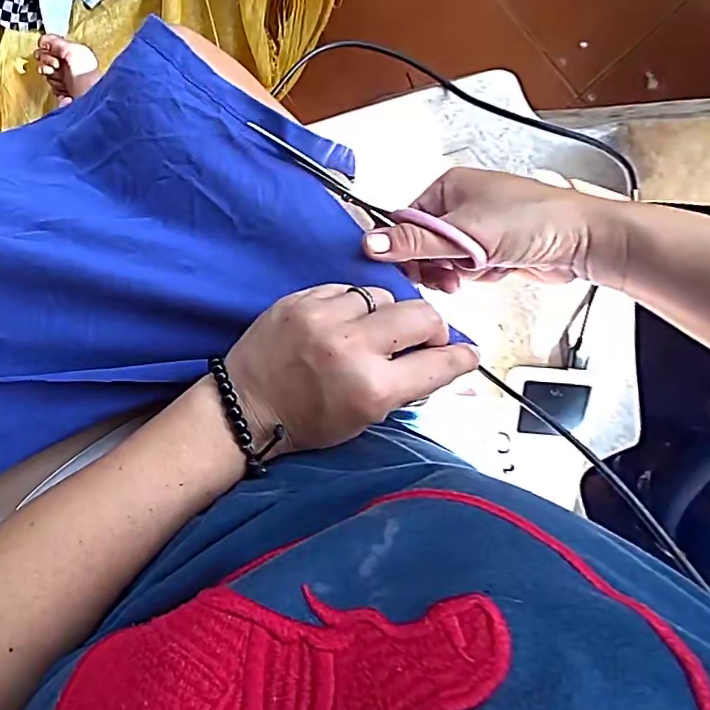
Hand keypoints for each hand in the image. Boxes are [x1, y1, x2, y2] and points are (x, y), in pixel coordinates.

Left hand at [223, 284, 479, 455]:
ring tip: (369, 331)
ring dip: (385, 313)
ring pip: (382, 295)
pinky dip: (350, 304)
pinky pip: (345, 289)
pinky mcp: (299, 300)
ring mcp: (322, 318)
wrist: (244, 405)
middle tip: (423, 337)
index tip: (465, 353)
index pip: (439, 363)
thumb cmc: (305, 421)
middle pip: (422, 315)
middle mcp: (351, 348)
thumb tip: (445, 362)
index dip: (460, 357)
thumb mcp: (364, 418)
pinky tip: (339, 322)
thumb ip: (406, 387)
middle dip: (432, 328)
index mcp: (371, 389)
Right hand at [362, 167, 628, 291]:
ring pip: (445, 260)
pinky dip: (478, 275)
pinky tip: (496, 269)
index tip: (414, 268)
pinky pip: (468, 268)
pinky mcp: (493, 247)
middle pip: (424, 245)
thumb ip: (416, 242)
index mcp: (448, 186)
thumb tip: (371, 242)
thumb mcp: (466, 234)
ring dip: (459, 272)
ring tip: (480, 268)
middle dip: (438, 264)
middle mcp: (460, 203)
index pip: (406, 223)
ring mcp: (478, 226)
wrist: (586, 240)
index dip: (407, 250)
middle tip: (452, 273)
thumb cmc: (537, 220)